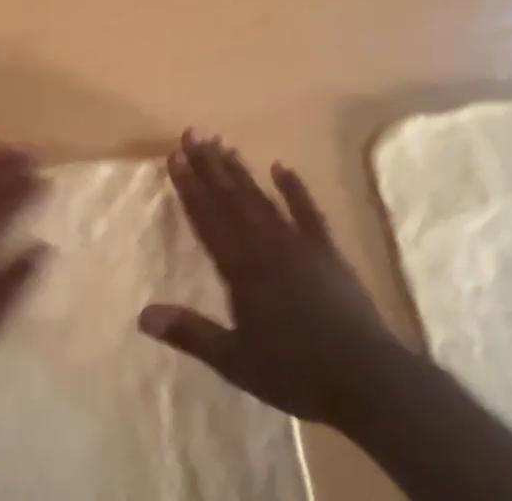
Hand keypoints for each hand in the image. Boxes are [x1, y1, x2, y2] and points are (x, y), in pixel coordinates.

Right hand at [139, 131, 399, 425]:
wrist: (369, 378)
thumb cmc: (295, 372)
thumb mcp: (235, 360)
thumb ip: (190, 333)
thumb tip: (142, 315)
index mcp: (241, 269)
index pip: (207, 219)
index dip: (189, 187)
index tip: (175, 156)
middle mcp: (267, 247)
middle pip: (232, 199)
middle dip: (210, 166)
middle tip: (193, 133)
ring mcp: (300, 245)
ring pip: (263, 199)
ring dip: (241, 171)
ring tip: (222, 143)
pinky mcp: (328, 253)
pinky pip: (309, 213)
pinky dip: (295, 189)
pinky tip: (282, 167)